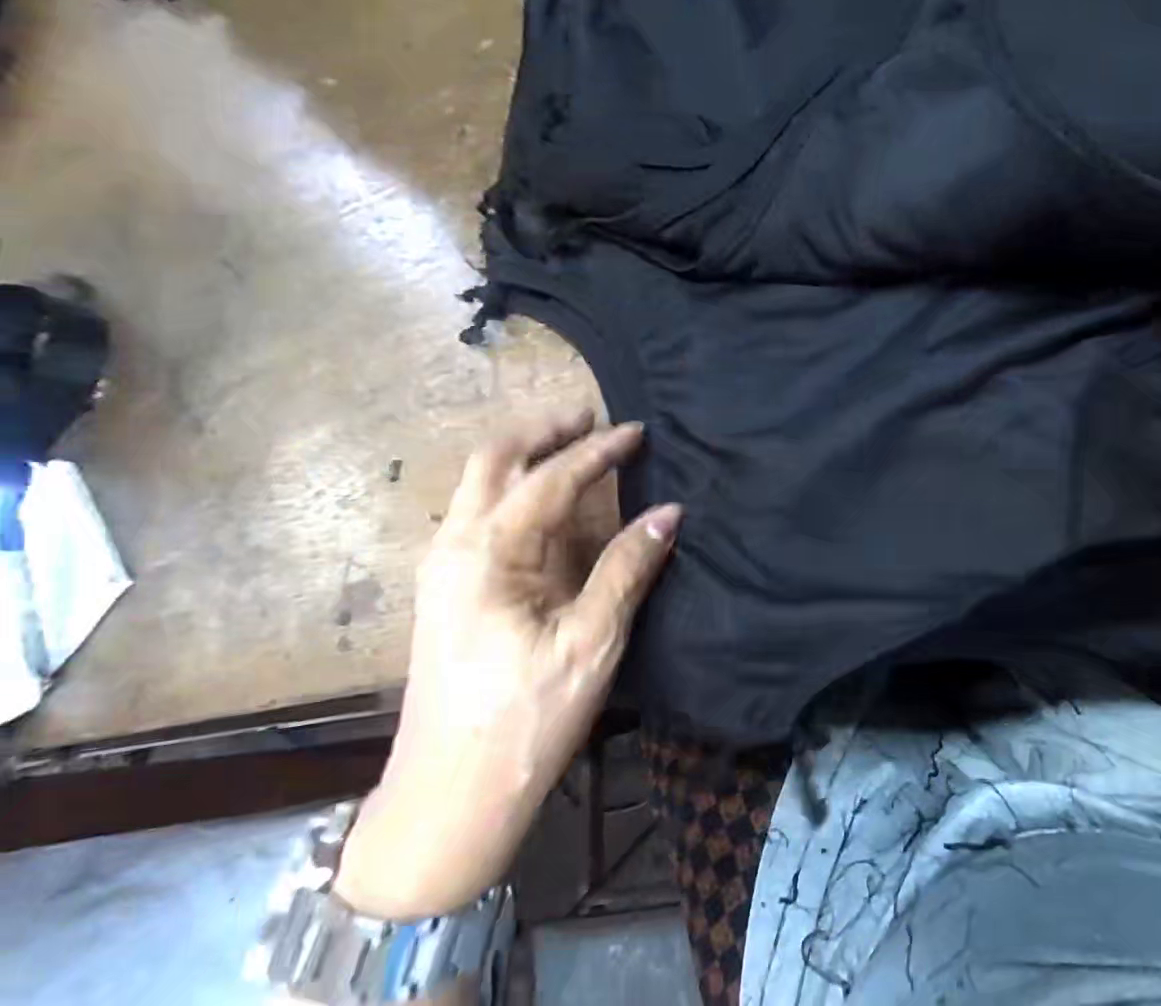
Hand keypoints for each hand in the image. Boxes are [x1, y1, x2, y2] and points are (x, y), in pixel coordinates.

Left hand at [335, 411, 680, 919]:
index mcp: (487, 555)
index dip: (598, 451)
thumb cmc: (528, 715)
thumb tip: (669, 512)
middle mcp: (454, 549)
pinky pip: (479, 515)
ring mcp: (443, 570)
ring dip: (525, 457)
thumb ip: (628, 568)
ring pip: (478, 486)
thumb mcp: (592, 640)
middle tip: (590, 416)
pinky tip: (546, 505)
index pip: (549, 480)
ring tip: (573, 446)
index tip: (639, 430)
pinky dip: (515, 489)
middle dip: (541, 432)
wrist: (451, 794)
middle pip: (491, 463)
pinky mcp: (448, 592)